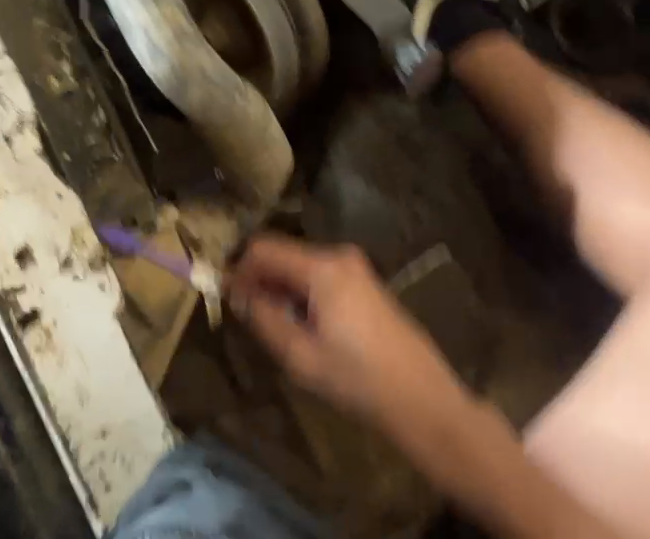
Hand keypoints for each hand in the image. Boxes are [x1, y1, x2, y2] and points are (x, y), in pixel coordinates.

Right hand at [229, 235, 469, 426]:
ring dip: (281, 289)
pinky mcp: (366, 284)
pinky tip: (305, 327)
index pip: (263, 248)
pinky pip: (320, 276)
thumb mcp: (299, 355)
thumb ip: (263, 318)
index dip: (239, 269)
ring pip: (299, 266)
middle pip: (282, 254)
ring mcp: (356, 268)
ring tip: (276, 327)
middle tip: (248, 317)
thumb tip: (237, 293)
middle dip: (260, 280)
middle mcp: (339, 256)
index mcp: (321, 267)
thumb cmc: (357, 379)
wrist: (424, 401)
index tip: (226, 298)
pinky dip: (302, 293)